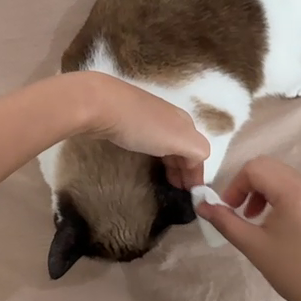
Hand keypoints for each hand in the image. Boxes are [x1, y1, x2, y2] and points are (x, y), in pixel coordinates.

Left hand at [72, 73, 208, 187]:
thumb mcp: (178, 139)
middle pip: (184, 146)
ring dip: (171, 162)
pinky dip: (156, 154)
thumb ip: (196, 150)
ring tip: (166, 180)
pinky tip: (147, 160)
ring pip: (167, 142)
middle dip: (185, 168)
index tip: (191, 196)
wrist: (101, 104)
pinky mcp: (128, 119)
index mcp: (184, 122)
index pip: (198, 152)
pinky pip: (150, 140)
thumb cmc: (141, 126)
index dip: (197, 174)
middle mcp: (170, 117)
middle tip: (178, 191)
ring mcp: (148, 117)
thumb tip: (199, 160)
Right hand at [198, 156, 300, 300]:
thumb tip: (201, 205)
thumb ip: (225, 221)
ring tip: (257, 218)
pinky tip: (278, 223)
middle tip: (240, 211)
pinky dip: (282, 196)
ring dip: (264, 190)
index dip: (236, 185)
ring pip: (285, 176)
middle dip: (249, 185)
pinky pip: (299, 188)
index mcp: (294, 193)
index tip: (229, 208)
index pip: (255, 168)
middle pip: (270, 167)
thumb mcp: (254, 246)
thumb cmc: (293, 272)